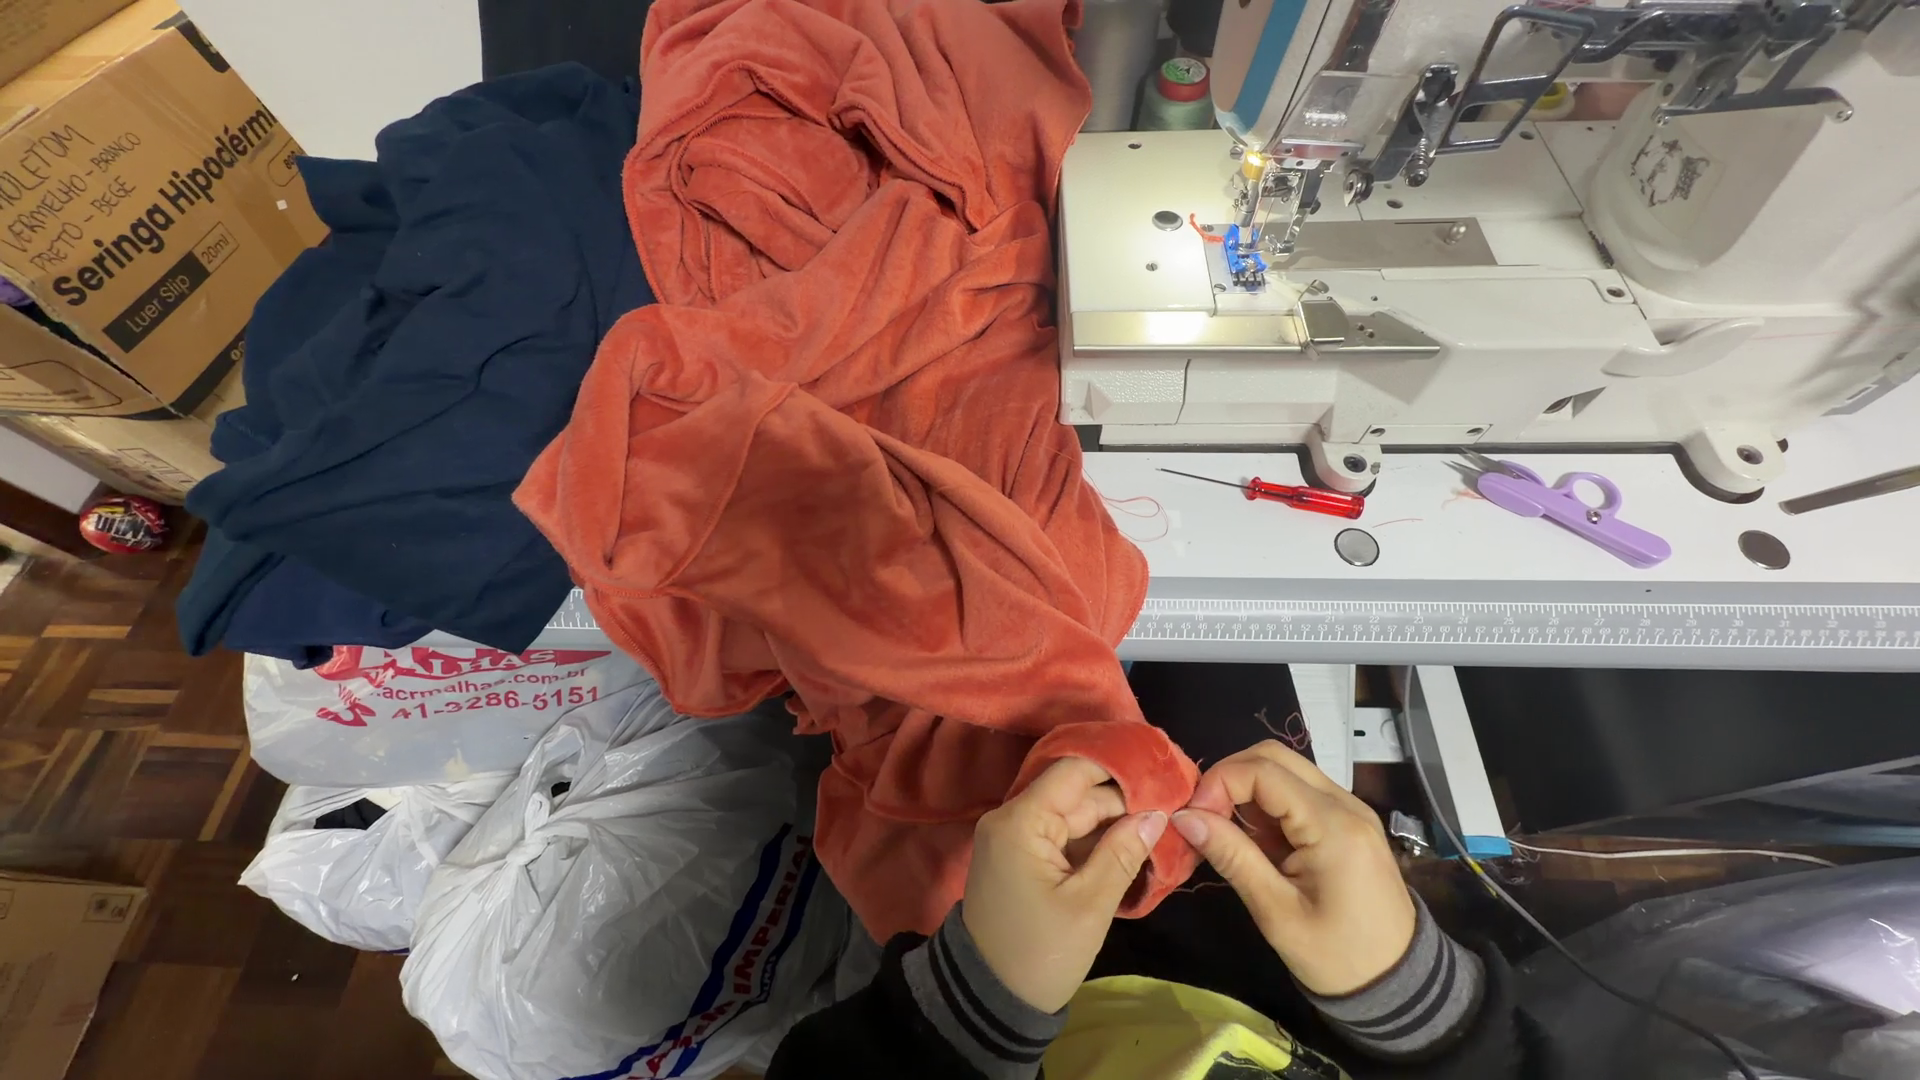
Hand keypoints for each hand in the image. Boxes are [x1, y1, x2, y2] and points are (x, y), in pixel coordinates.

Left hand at [963, 757, 1169, 1011]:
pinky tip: (1128, 840)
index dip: (1116, 768)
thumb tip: (1158, 813)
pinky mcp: (1019, 854)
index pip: (1073, 772)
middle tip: (1171, 801)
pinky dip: (1091, 838)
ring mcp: (1013, 835)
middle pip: (1074, 793)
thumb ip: (1122, 852)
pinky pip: (1060, 833)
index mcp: (1021, 820)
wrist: (990, 997)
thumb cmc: (1041, 952)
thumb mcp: (1089, 905)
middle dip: (1120, 798)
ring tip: (1159, 818)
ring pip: (1070, 813)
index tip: (1159, 770)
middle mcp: (1011, 816)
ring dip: (1109, 819)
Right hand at [1171, 741, 1415, 995]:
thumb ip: (1232, 856)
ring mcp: (1348, 809)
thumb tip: (1183, 817)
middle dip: (1228, 776)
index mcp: (1332, 825)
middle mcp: (1344, 803)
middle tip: (1204, 814)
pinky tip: (1253, 837)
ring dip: (1245, 787)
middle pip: (1272, 756)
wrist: (1400, 987)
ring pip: (1283, 768)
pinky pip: (1296, 790)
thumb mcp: (1276, 912)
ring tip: (1224, 828)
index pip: (1262, 770)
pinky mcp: (1345, 820)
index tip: (1194, 817)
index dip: (1219, 782)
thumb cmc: (1337, 957)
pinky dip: (1264, 801)